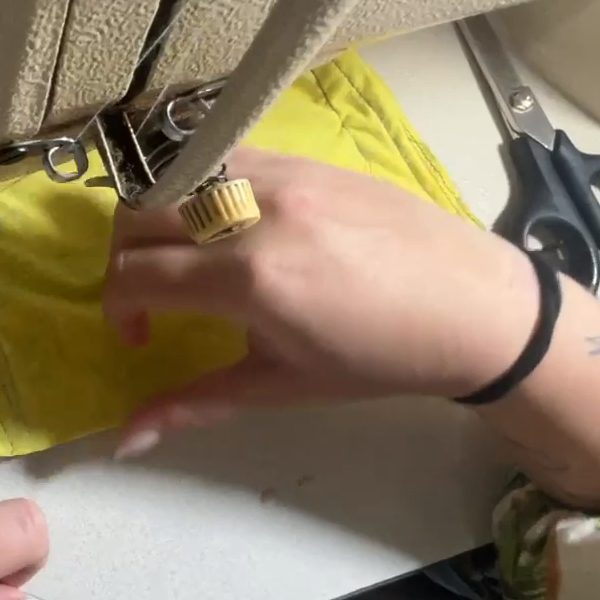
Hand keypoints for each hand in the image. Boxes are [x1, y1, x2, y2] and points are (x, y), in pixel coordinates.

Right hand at [104, 149, 536, 450]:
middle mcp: (252, 213)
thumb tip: (125, 440)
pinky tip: (223, 225)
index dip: (118, 310)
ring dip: (153, 219)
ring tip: (181, 256)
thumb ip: (190, 404)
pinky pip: (216, 161)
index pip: (133, 274)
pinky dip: (195, 191)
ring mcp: (278, 176)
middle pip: (135, 215)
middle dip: (121, 260)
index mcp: (247, 278)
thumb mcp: (278, 387)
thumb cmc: (378, 360)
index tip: (143, 337)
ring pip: (169, 178)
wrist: (481, 309)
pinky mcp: (301, 159)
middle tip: (149, 296)